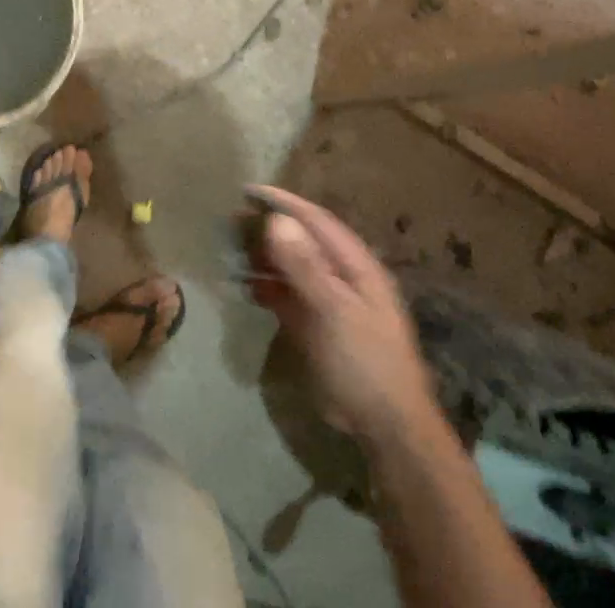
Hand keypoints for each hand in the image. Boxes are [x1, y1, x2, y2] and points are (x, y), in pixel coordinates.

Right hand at [245, 186, 438, 444]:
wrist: (384, 423)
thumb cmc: (364, 362)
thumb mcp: (333, 311)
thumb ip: (305, 266)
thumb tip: (277, 221)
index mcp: (358, 268)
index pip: (318, 221)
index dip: (285, 203)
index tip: (248, 191)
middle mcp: (344, 278)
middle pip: (303, 241)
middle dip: (270, 227)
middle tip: (231, 219)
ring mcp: (330, 302)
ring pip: (293, 267)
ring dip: (265, 256)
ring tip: (231, 249)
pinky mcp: (317, 325)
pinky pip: (287, 294)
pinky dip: (266, 286)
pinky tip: (246, 286)